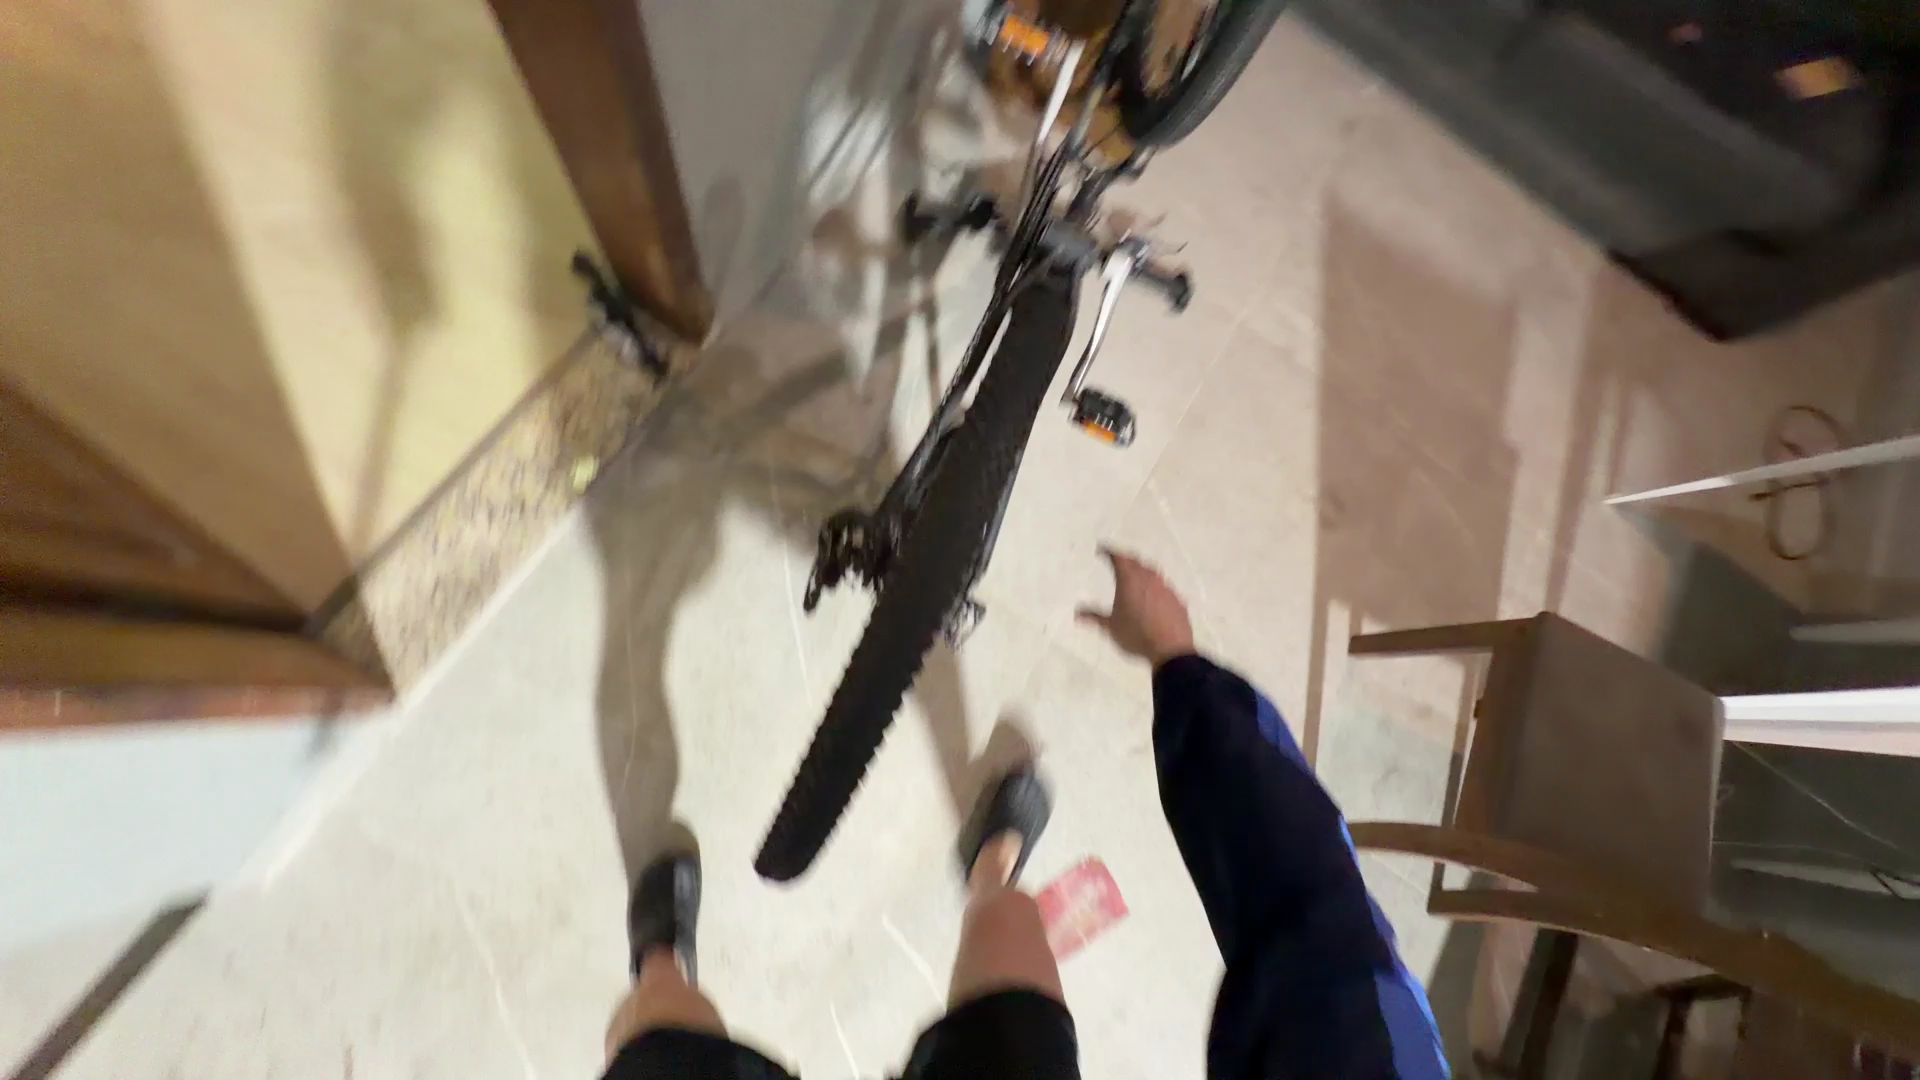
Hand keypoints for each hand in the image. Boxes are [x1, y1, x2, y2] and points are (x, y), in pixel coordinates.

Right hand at [1078, 547, 1195, 666]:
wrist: (1171, 649)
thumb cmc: (1136, 635)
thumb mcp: (1110, 627)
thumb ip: (1094, 617)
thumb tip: (1077, 614)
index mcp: (1129, 580)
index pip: (1118, 558)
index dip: (1109, 551)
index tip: (1102, 549)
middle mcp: (1148, 579)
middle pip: (1136, 561)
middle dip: (1126, 558)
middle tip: (1118, 559)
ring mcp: (1165, 588)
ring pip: (1152, 572)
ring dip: (1142, 569)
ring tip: (1135, 574)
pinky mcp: (1177, 599)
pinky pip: (1164, 586)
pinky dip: (1155, 585)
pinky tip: (1153, 595)